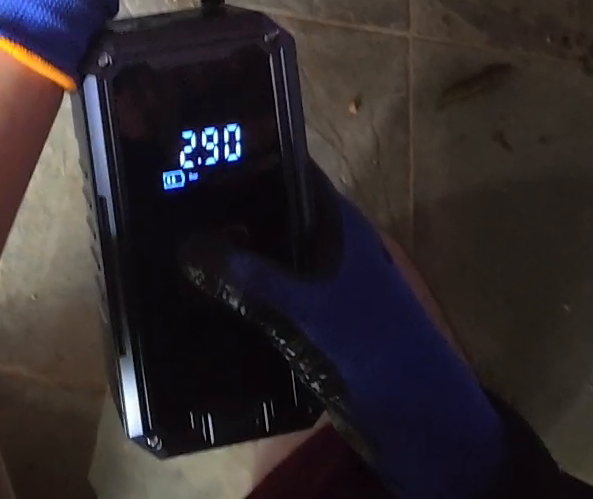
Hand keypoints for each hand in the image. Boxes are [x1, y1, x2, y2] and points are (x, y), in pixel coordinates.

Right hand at [180, 170, 505, 498]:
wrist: (428, 435)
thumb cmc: (375, 354)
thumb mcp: (306, 313)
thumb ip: (246, 278)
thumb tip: (185, 248)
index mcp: (336, 223)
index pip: (285, 168)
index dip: (241, 157)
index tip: (187, 157)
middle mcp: (327, 243)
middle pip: (268, 210)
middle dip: (223, 206)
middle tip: (165, 202)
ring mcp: (320, 283)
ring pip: (264, 253)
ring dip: (227, 251)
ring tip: (172, 244)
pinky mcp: (312, 320)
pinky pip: (265, 291)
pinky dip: (237, 288)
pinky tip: (200, 293)